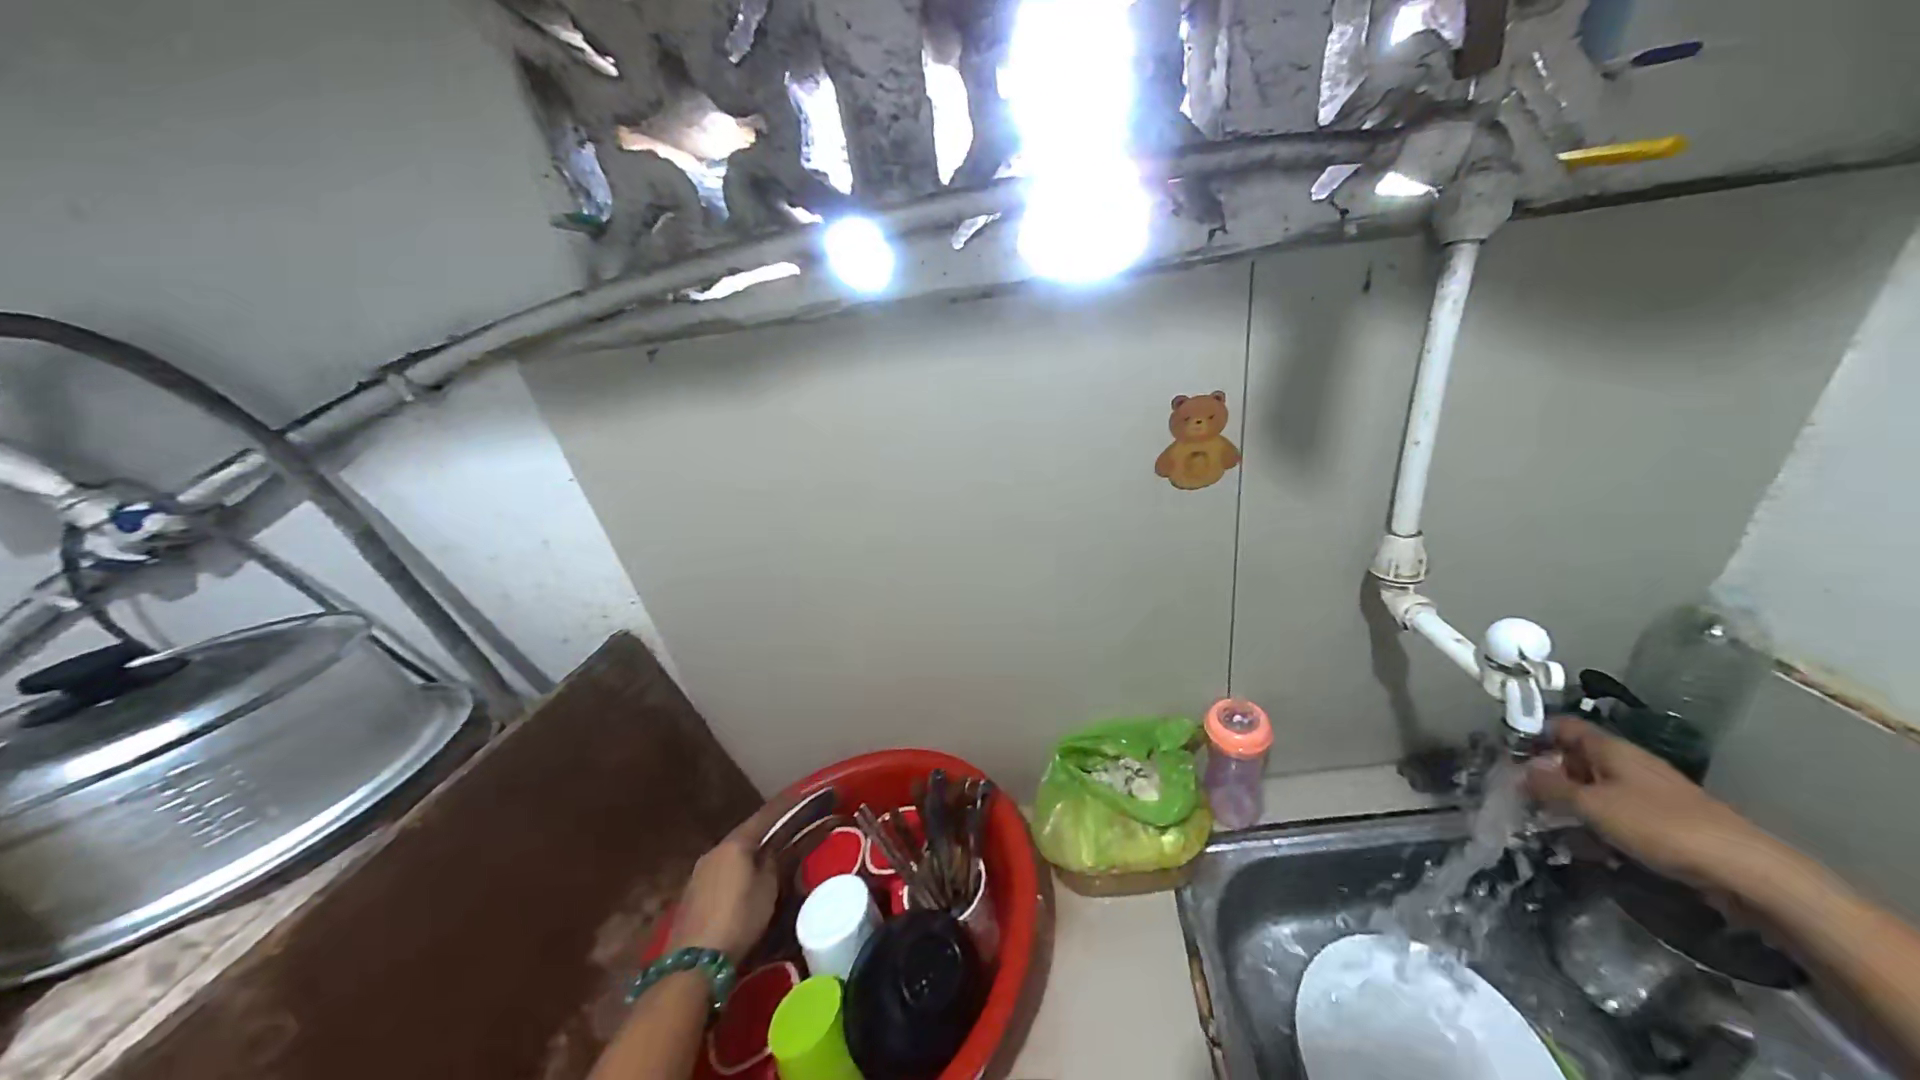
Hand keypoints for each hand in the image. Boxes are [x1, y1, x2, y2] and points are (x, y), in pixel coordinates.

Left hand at [666, 796, 792, 961]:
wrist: (695, 961)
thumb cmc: (739, 919)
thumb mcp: (767, 890)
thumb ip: (772, 864)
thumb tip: (772, 852)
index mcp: (735, 844)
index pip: (765, 817)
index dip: (785, 806)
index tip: (802, 794)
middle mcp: (715, 851)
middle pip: (746, 834)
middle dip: (767, 830)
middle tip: (788, 828)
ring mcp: (700, 872)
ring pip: (732, 853)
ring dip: (751, 852)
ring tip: (769, 856)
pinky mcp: (693, 893)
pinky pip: (722, 870)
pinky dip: (738, 869)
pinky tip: (745, 880)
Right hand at [1525, 717, 1783, 889]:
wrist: (1745, 870)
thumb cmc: (1659, 826)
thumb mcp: (1592, 805)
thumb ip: (1551, 787)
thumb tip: (1521, 772)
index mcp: (1611, 749)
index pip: (1563, 726)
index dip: (1534, 734)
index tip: (1507, 755)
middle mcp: (1630, 762)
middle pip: (1578, 757)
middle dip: (1548, 773)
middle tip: (1521, 795)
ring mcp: (1651, 791)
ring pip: (1597, 786)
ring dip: (1572, 800)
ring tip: (1548, 821)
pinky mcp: (1666, 819)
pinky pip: (1618, 810)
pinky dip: (1598, 820)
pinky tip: (1588, 842)